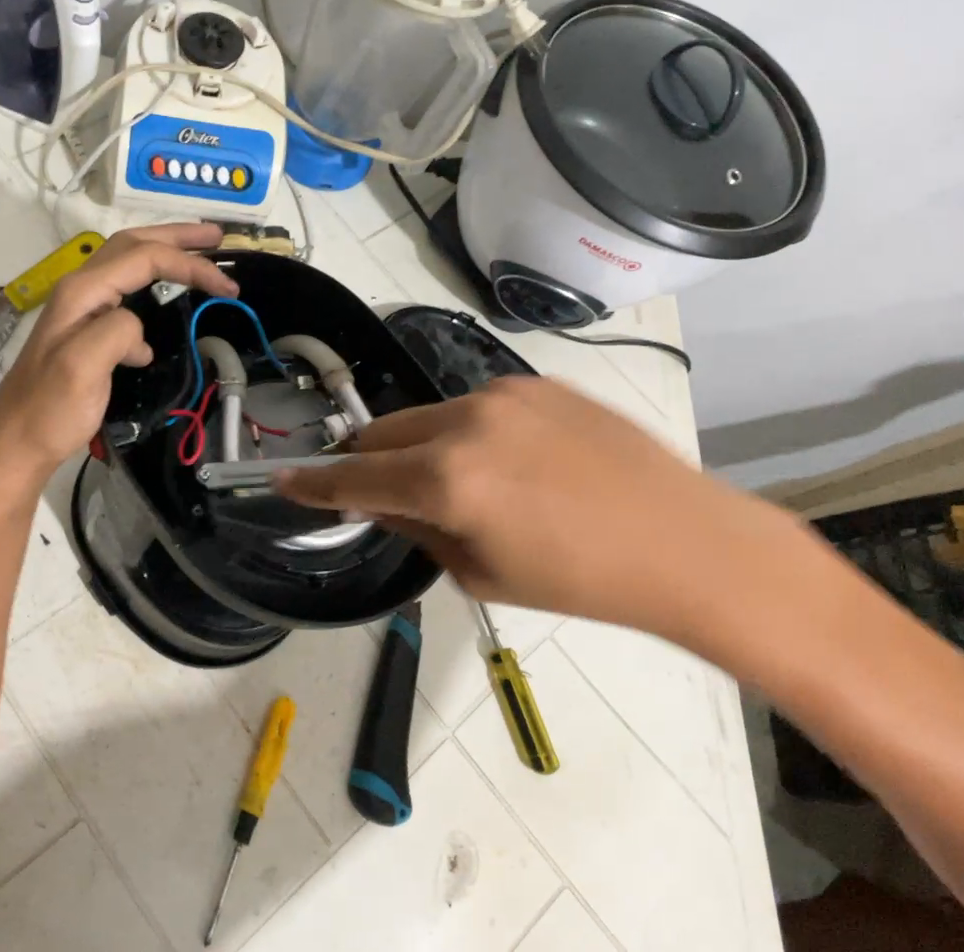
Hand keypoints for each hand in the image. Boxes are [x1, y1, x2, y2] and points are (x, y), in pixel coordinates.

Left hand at [0, 224, 238, 483]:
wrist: (18, 443)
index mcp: (82, 292)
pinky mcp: (85, 333)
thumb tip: (140, 330)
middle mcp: (80, 291)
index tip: (227, 286)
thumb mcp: (81, 367)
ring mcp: (81, 311)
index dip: (189, 263)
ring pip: (128, 265)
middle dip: (178, 237)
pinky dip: (153, 288)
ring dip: (165, 254)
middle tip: (218, 236)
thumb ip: (116, 331)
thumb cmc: (50, 409)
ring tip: (200, 254)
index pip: (145, 257)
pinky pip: (124, 296)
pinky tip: (167, 310)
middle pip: (134, 245)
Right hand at [275, 378, 822, 647]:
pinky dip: (468, 434)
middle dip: (368, 463)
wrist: (685, 543)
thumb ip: (417, 528)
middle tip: (377, 493)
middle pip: (382, 434)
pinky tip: (509, 464)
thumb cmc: (579, 580)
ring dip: (420, 448)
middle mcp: (465, 422)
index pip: (354, 478)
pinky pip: (476, 407)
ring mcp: (504, 395)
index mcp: (446, 480)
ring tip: (461, 484)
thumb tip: (383, 504)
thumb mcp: (480, 571)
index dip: (311, 483)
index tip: (279, 478)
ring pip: (428, 417)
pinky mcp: (538, 383)